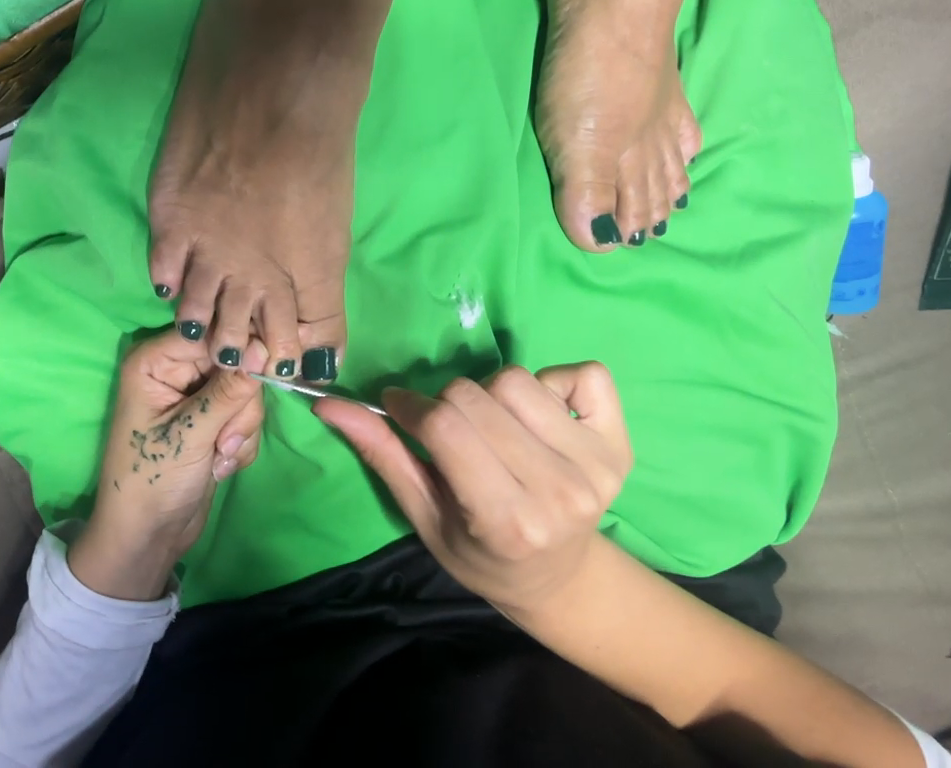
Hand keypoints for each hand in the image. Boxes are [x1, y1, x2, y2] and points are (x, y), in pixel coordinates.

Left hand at [67, 331, 264, 600]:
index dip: (238, 351)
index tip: (261, 374)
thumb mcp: (190, 434)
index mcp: (154, 361)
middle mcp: (174, 370)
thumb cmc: (153, 481)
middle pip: (233, 361)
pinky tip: (219, 464)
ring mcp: (195, 395)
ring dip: (240, 428)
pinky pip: (245, 414)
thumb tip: (262, 347)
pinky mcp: (212, 418)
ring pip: (246, 390)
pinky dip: (240, 440)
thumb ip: (228, 391)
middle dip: (239, 406)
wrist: (148, 537)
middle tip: (224, 441)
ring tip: (219, 456)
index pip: (209, 334)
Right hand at [316, 363, 631, 613]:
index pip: (445, 426)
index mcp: (506, 520)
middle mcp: (559, 491)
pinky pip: (585, 372)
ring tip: (493, 427)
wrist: (559, 579)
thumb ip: (384, 455)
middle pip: (477, 395)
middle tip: (448, 430)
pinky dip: (555, 381)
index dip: (410, 406)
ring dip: (492, 393)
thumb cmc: (479, 554)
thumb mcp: (423, 515)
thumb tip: (328, 405)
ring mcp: (596, 467)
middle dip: (447, 402)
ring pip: (518, 379)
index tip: (399, 409)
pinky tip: (540, 416)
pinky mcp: (621, 444)